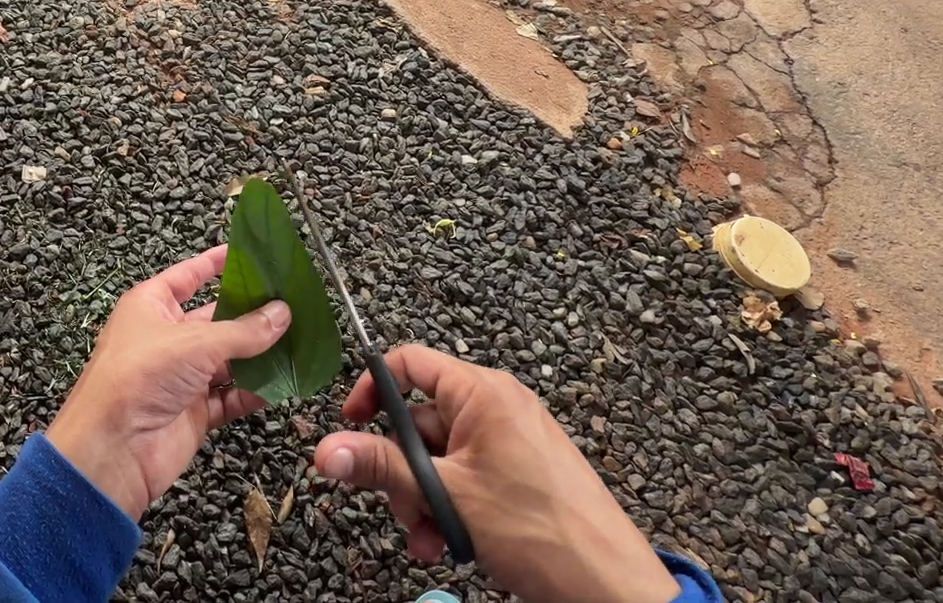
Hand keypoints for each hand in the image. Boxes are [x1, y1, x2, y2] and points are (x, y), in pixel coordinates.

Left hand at [47, 245, 291, 519]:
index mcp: (151, 305)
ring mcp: (180, 375)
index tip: (246, 253)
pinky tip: (282, 384)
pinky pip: (230, 396)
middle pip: (215, 318)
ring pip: (227, 359)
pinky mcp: (193, 411)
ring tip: (298, 341)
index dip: (214, 263)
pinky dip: (253, 392)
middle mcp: (166, 336)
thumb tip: (282, 313)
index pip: (188, 276)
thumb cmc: (140, 375)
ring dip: (259, 354)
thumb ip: (243, 330)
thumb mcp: (195, 342)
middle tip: (291, 302)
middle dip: (250, 313)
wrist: (113, 449)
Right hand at [314, 346, 678, 602]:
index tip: (351, 425)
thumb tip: (325, 451)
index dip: (372, 389)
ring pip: (440, 456)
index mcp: (481, 392)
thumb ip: (382, 468)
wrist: (617, 595)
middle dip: (402, 469)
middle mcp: (496, 406)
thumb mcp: (447, 495)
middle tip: (402, 509)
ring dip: (424, 497)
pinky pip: (467, 476)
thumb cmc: (539, 531)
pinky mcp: (522, 472)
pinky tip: (449, 545)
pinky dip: (451, 506)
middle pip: (420, 419)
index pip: (408, 363)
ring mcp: (511, 440)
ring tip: (430, 540)